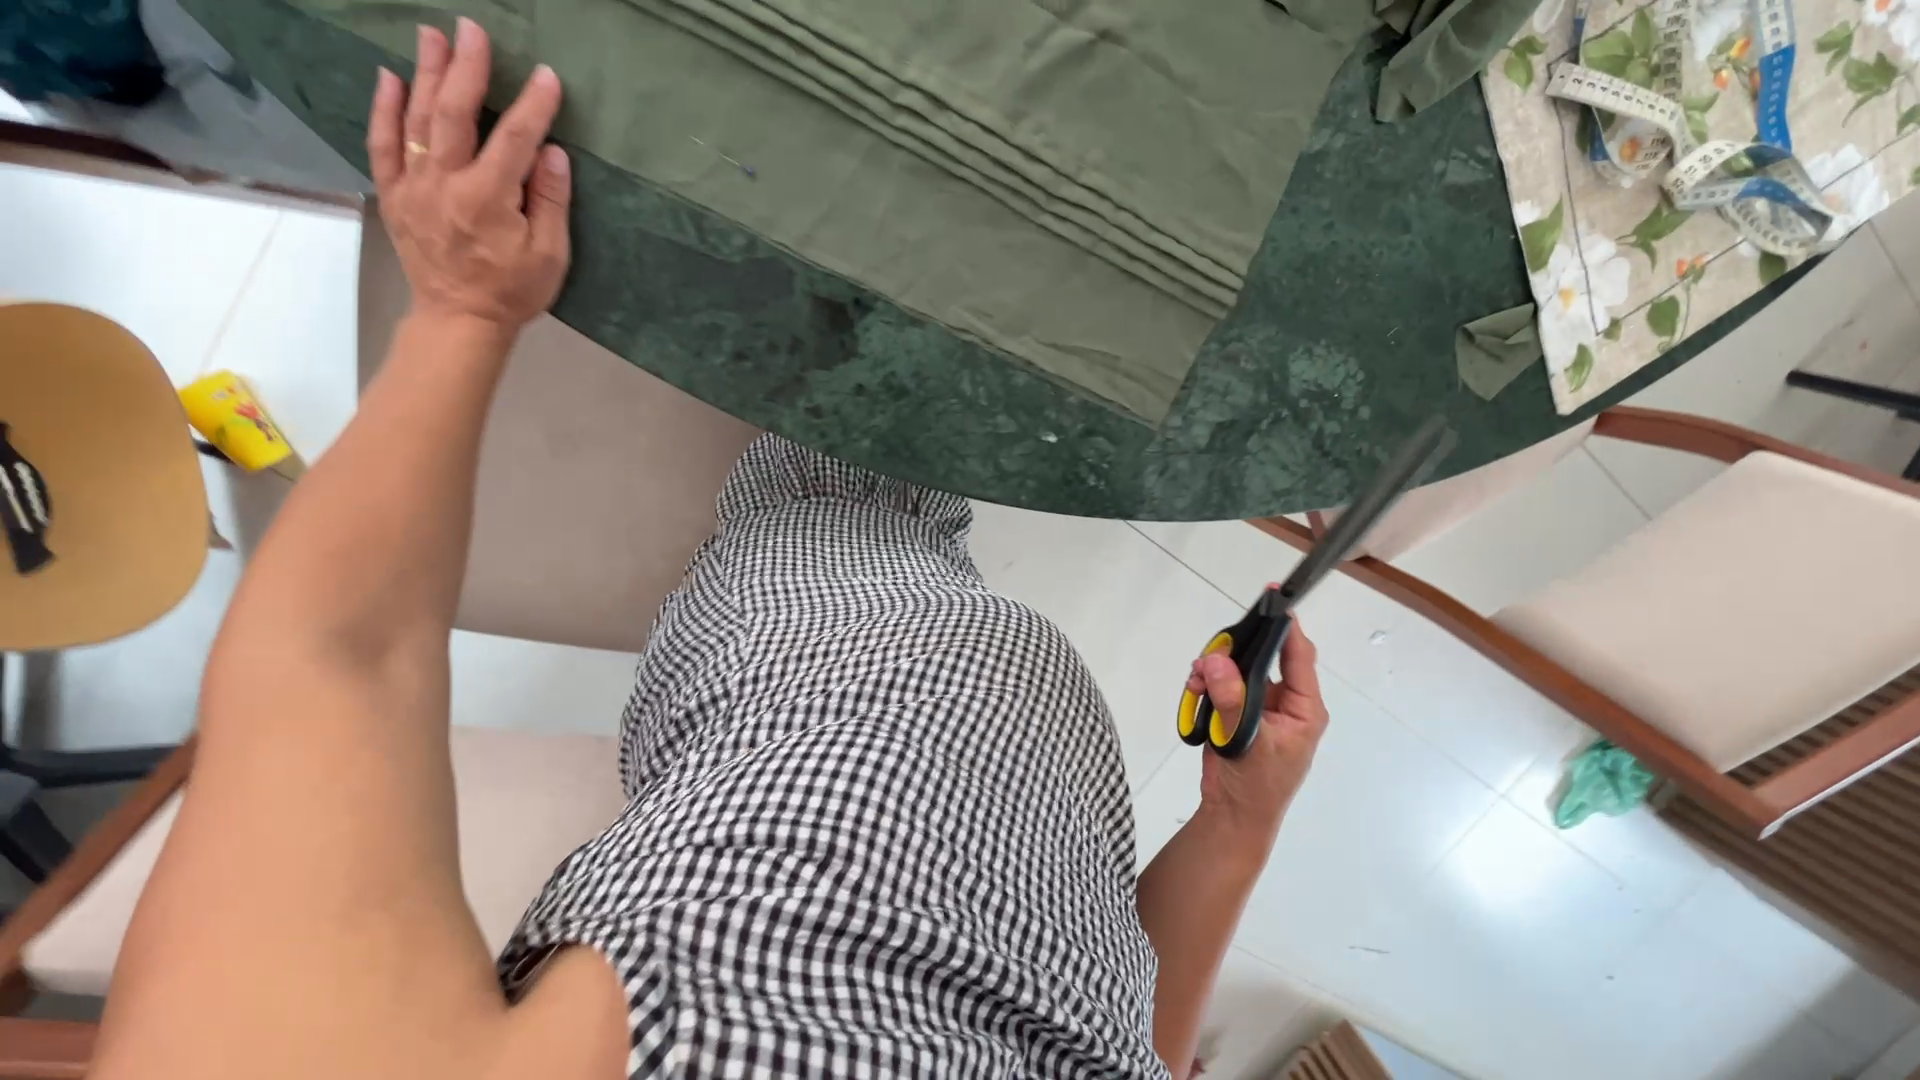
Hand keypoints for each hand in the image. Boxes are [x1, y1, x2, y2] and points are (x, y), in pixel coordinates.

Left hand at [366, 19, 570, 330]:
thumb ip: (550, 201)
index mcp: (489, 198)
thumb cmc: (514, 291)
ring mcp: (414, 186)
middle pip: (455, 112)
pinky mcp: (395, 195)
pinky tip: (389, 78)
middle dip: (466, 67)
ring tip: (432, 36)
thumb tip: (551, 152)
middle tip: (471, 29)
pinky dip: (383, 109)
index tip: (546, 76)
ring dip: (425, 72)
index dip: (533, 105)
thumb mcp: (550, 255)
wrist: (461, 320)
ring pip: (416, 118)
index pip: (515, 138)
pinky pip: (382, 144)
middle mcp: (446, 182)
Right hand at [1184, 623, 1329, 846]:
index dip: (1288, 628)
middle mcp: (1286, 702)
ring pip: (1238, 670)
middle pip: (1263, 659)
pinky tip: (1194, 689)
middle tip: (1209, 652)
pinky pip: (1223, 685)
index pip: (1299, 657)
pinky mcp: (1238, 713)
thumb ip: (1232, 698)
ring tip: (1195, 677)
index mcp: (1304, 709)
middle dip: (1235, 652)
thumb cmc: (1255, 784)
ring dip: (1215, 669)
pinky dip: (1207, 684)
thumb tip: (1215, 659)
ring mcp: (1260, 707)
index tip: (1275, 600)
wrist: (1234, 816)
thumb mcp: (1247, 740)